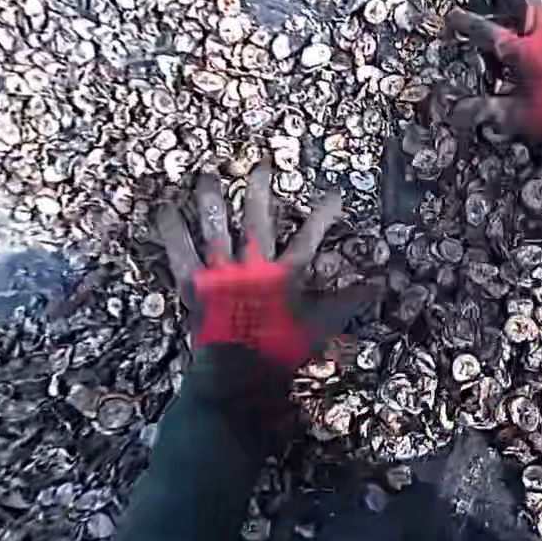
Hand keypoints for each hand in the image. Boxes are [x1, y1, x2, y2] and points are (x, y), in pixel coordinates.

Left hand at [155, 165, 371, 369]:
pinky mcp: (196, 285)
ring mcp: (222, 272)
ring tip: (207, 175)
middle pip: (258, 220)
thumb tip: (375, 288)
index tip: (334, 194)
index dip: (322, 215)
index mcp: (283, 275)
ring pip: (216, 228)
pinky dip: (173, 232)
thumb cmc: (280, 349)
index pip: (309, 237)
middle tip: (259, 167)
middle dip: (260, 192)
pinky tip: (166, 210)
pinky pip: (181, 253)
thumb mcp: (318, 327)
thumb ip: (344, 304)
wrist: (239, 373)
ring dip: (213, 201)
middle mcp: (252, 265)